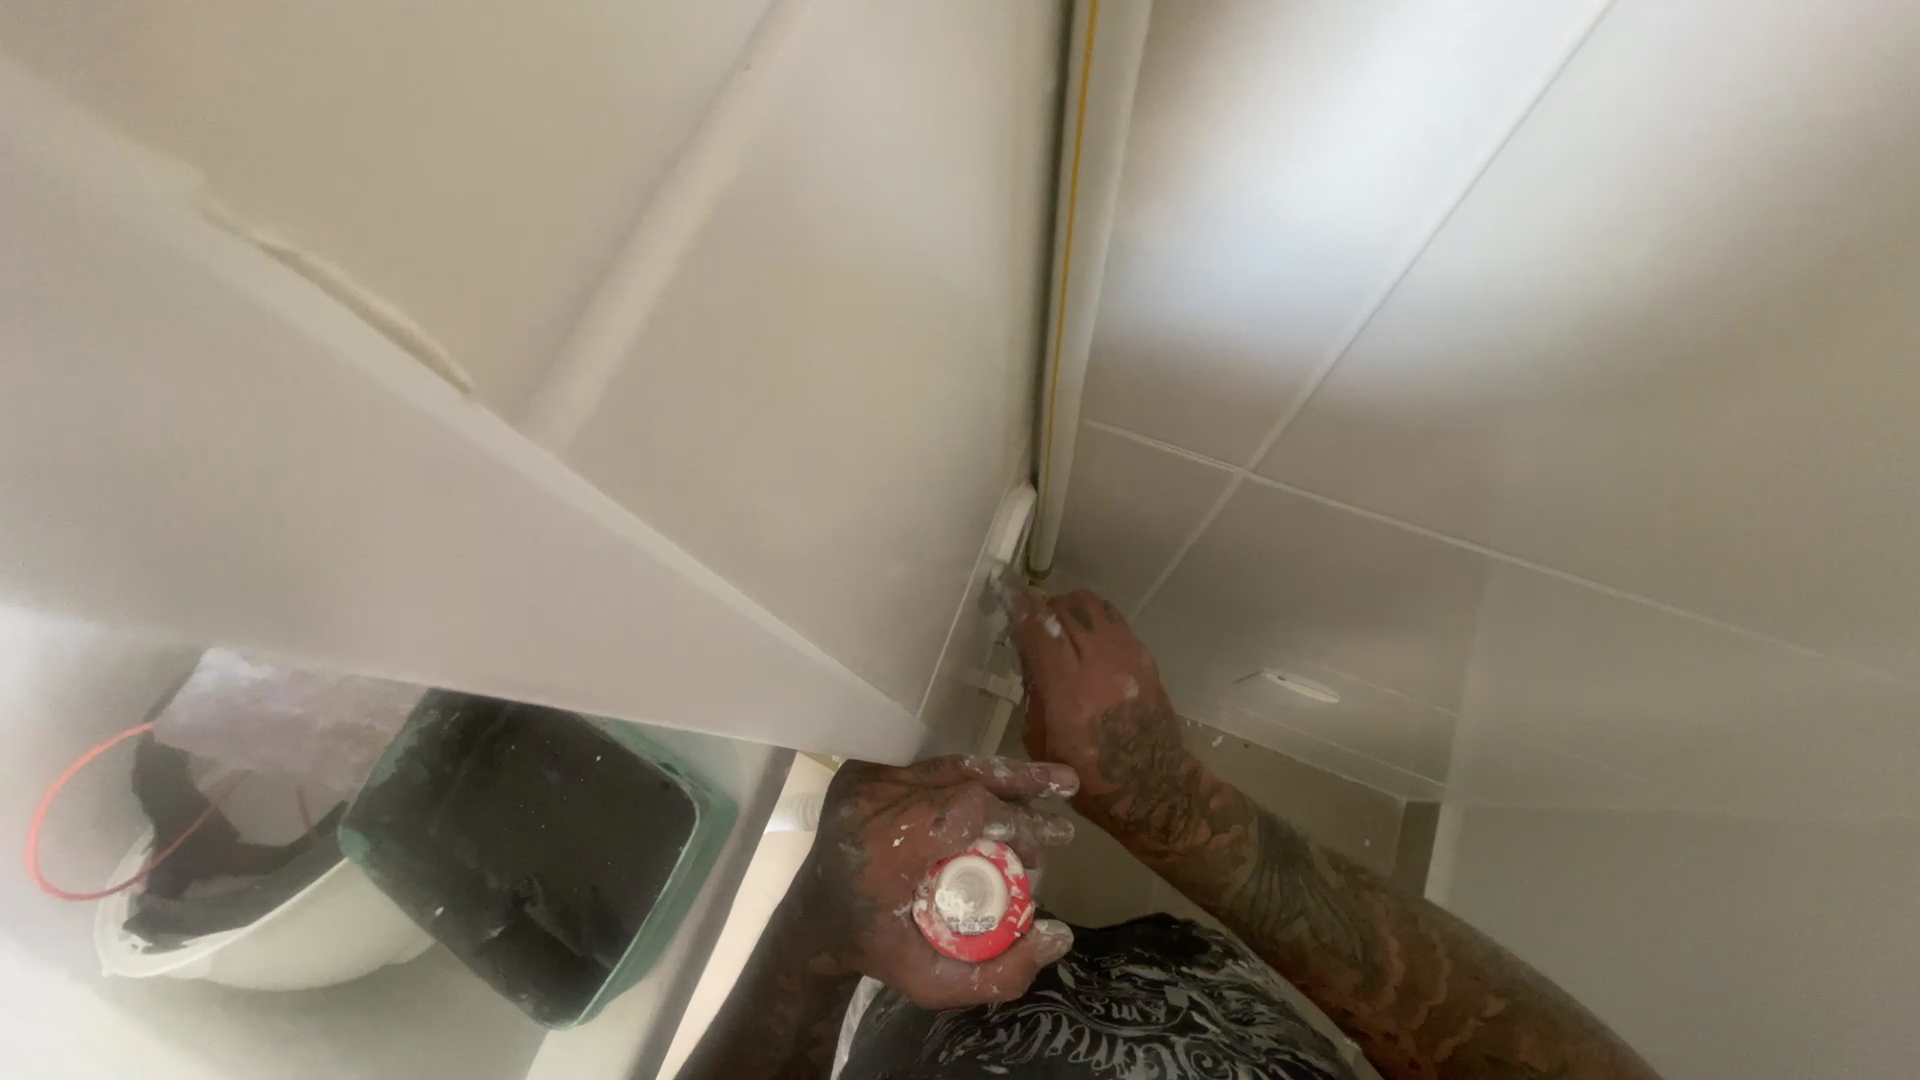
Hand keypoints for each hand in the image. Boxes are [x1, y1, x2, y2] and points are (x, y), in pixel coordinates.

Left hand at [789, 755, 1078, 1008]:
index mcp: (884, 852)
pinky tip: (1005, 787)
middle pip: (963, 776)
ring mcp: (866, 780)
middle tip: (1067, 790)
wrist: (814, 919)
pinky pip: (933, 767)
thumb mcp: (933, 982)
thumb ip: (999, 974)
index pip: (964, 812)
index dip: (1015, 821)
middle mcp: (873, 805)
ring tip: (1050, 781)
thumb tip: (1059, 934)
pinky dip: (972, 776)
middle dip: (1021, 786)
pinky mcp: (866, 770)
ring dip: (1003, 774)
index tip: (1044, 848)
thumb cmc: (877, 950)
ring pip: (950, 764)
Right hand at [1007, 589, 1208, 856]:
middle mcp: (1099, 667)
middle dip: (1041, 607)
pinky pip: (1113, 618)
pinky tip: (1084, 635)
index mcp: (1068, 692)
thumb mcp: (1041, 741)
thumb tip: (1028, 654)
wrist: (1153, 788)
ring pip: (1091, 605)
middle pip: (1064, 609)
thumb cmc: (1088, 776)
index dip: (1018, 605)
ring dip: (1068, 607)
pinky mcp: (1145, 657)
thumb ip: (1033, 692)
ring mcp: (1127, 658)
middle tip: (1030, 620)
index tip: (1004, 589)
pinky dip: (1092, 617)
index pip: (1038, 630)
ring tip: (1057, 625)